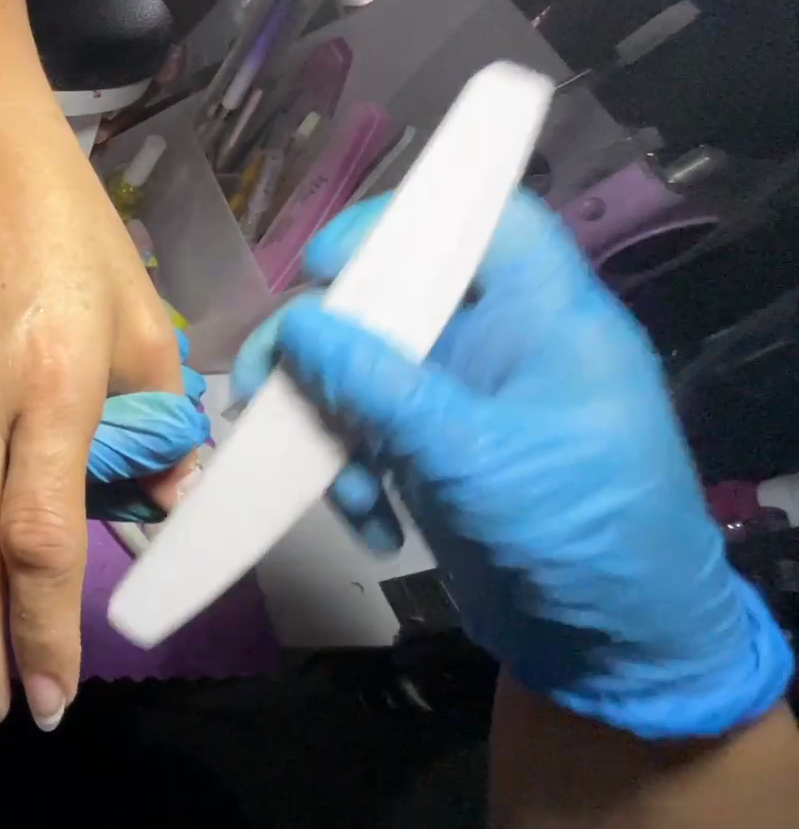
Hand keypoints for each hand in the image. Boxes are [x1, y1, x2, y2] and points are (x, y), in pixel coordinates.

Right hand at [235, 192, 792, 737]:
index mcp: (542, 323)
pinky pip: (356, 423)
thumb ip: (378, 384)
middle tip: (266, 388)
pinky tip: (366, 516)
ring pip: (354, 366)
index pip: (481, 223)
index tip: (321, 266)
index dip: (400, 223)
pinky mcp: (424, 442)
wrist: (611, 654)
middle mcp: (494, 346)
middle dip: (317, 349)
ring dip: (324, 422)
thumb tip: (294, 323)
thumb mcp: (473, 457)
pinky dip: (344, 466)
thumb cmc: (580, 540)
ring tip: (338, 488)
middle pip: (386, 300)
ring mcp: (453, 396)